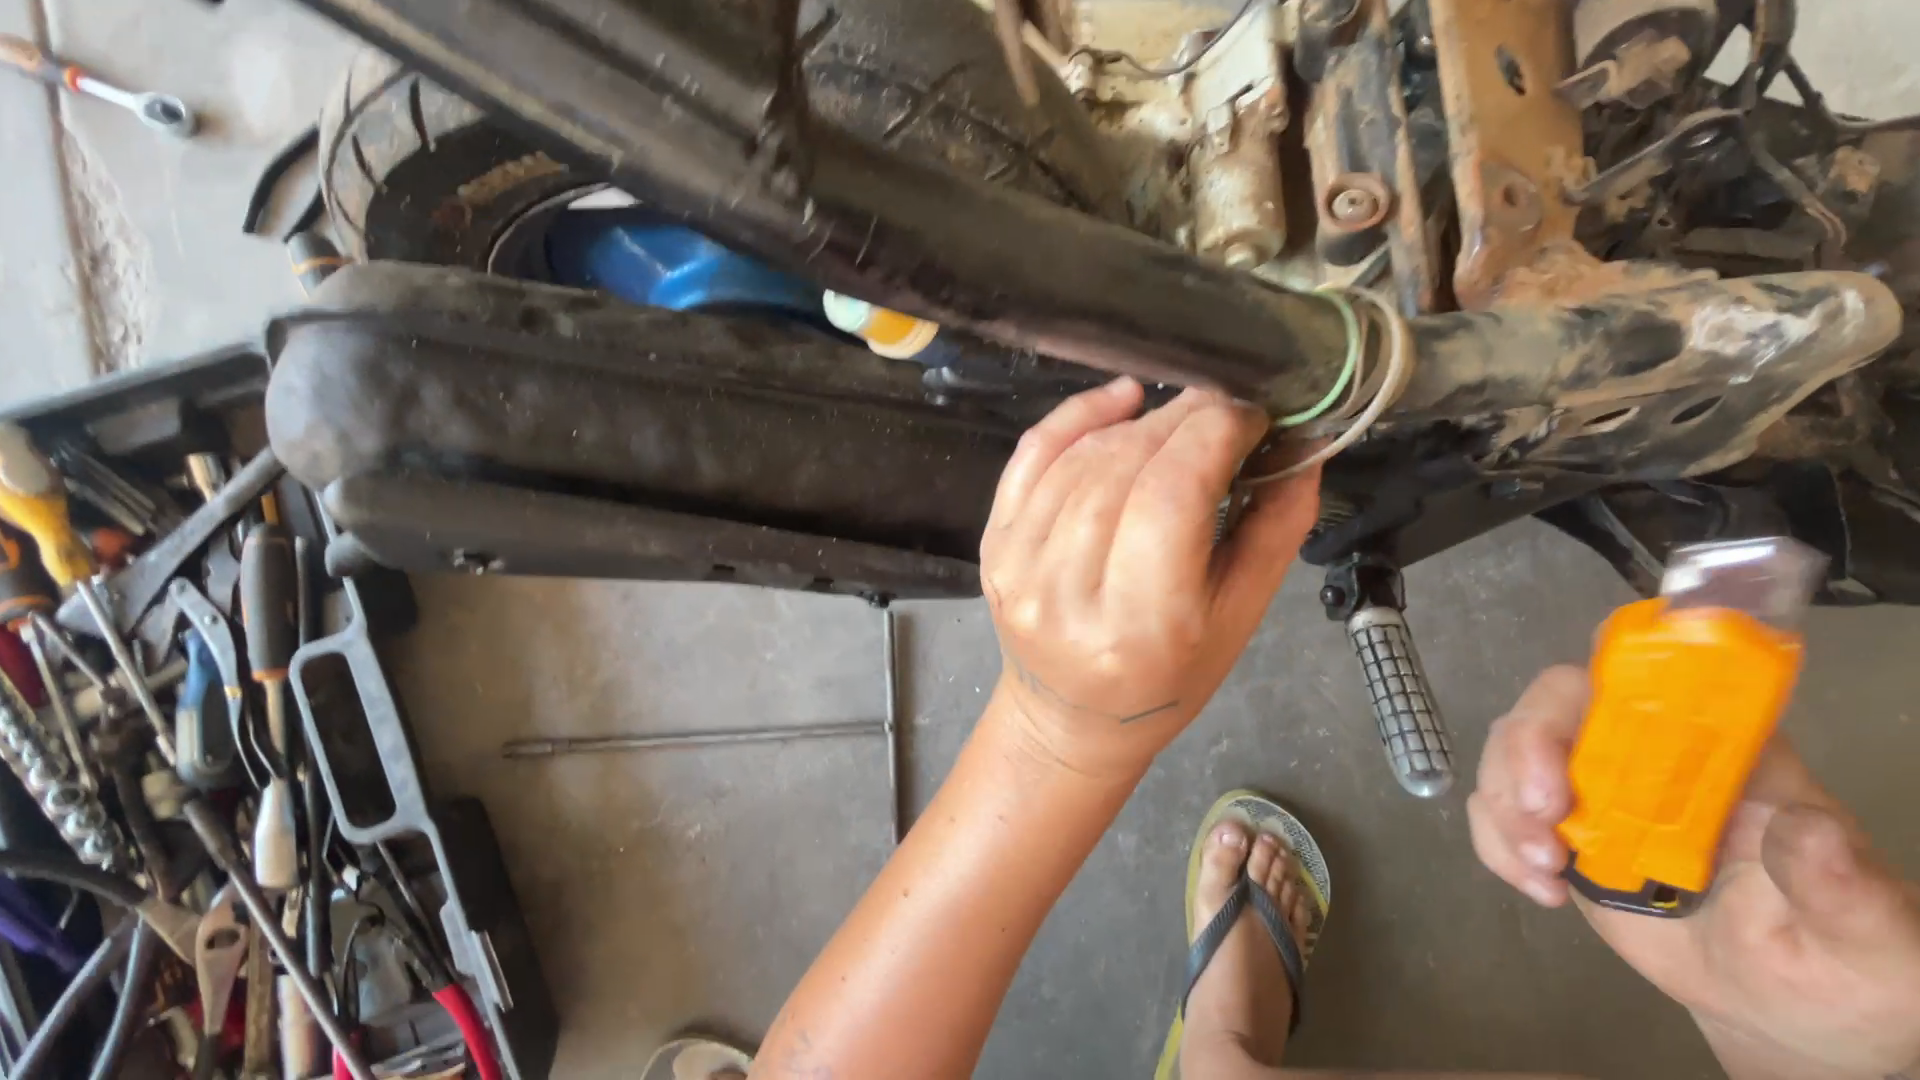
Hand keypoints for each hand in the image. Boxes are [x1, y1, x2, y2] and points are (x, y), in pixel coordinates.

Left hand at [979, 377, 1321, 779]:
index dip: (1214, 434)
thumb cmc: (1167, 681)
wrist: (1071, 719)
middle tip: (1221, 407)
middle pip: (1123, 467)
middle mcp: (1067, 592)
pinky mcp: (993, 545)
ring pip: (1080, 457)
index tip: (1249, 414)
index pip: (1172, 493)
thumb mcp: (1238, 621)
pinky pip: (1030, 457)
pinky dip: (1076, 418)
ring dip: (1138, 423)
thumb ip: (1275, 532)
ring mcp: (1018, 566)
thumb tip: (1300, 447)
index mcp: (1140, 623)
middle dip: (1181, 420)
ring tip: (1179, 419)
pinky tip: (1119, 402)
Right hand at [1470, 666, 1919, 1077]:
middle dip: (1527, 752)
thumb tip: (1810, 829)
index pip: (1652, 682)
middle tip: (1541, 817)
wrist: (1777, 1007)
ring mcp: (1588, 787)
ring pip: (1508, 750)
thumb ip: (1843, 885)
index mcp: (1719, 751)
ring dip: (1503, 803)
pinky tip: (1539, 891)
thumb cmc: (1838, 960)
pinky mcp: (1551, 827)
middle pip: (1555, 706)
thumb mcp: (1867, 934)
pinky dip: (1494, 843)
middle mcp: (1642, 752)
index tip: (1583, 730)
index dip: (1607, 682)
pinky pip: (1490, 808)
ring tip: (1545, 872)